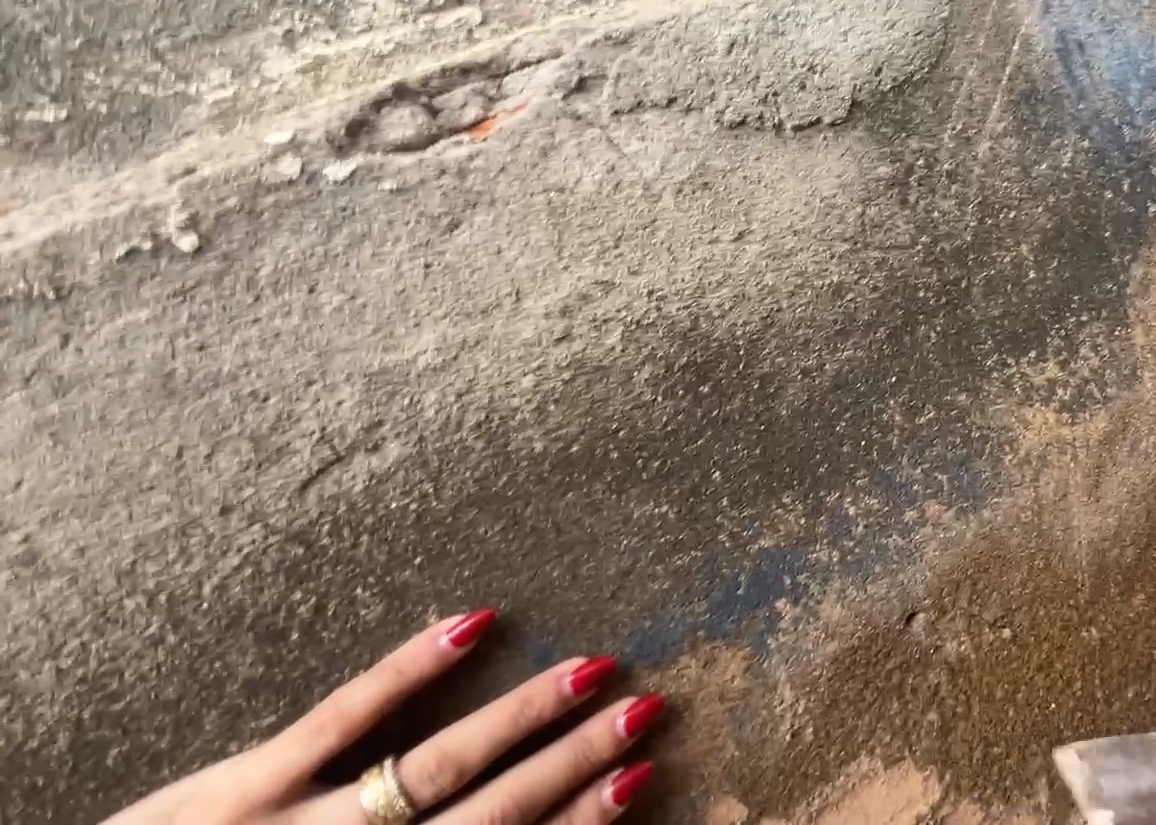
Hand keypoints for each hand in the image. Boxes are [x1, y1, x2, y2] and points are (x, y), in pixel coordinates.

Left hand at [106, 611, 663, 824]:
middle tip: (645, 709)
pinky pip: (337, 719)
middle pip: (493, 812)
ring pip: (436, 766)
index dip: (580, 820)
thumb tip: (512, 817)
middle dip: (577, 760)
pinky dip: (409, 670)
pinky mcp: (239, 789)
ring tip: (591, 667)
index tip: (640, 774)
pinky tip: (473, 622)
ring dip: (524, 715)